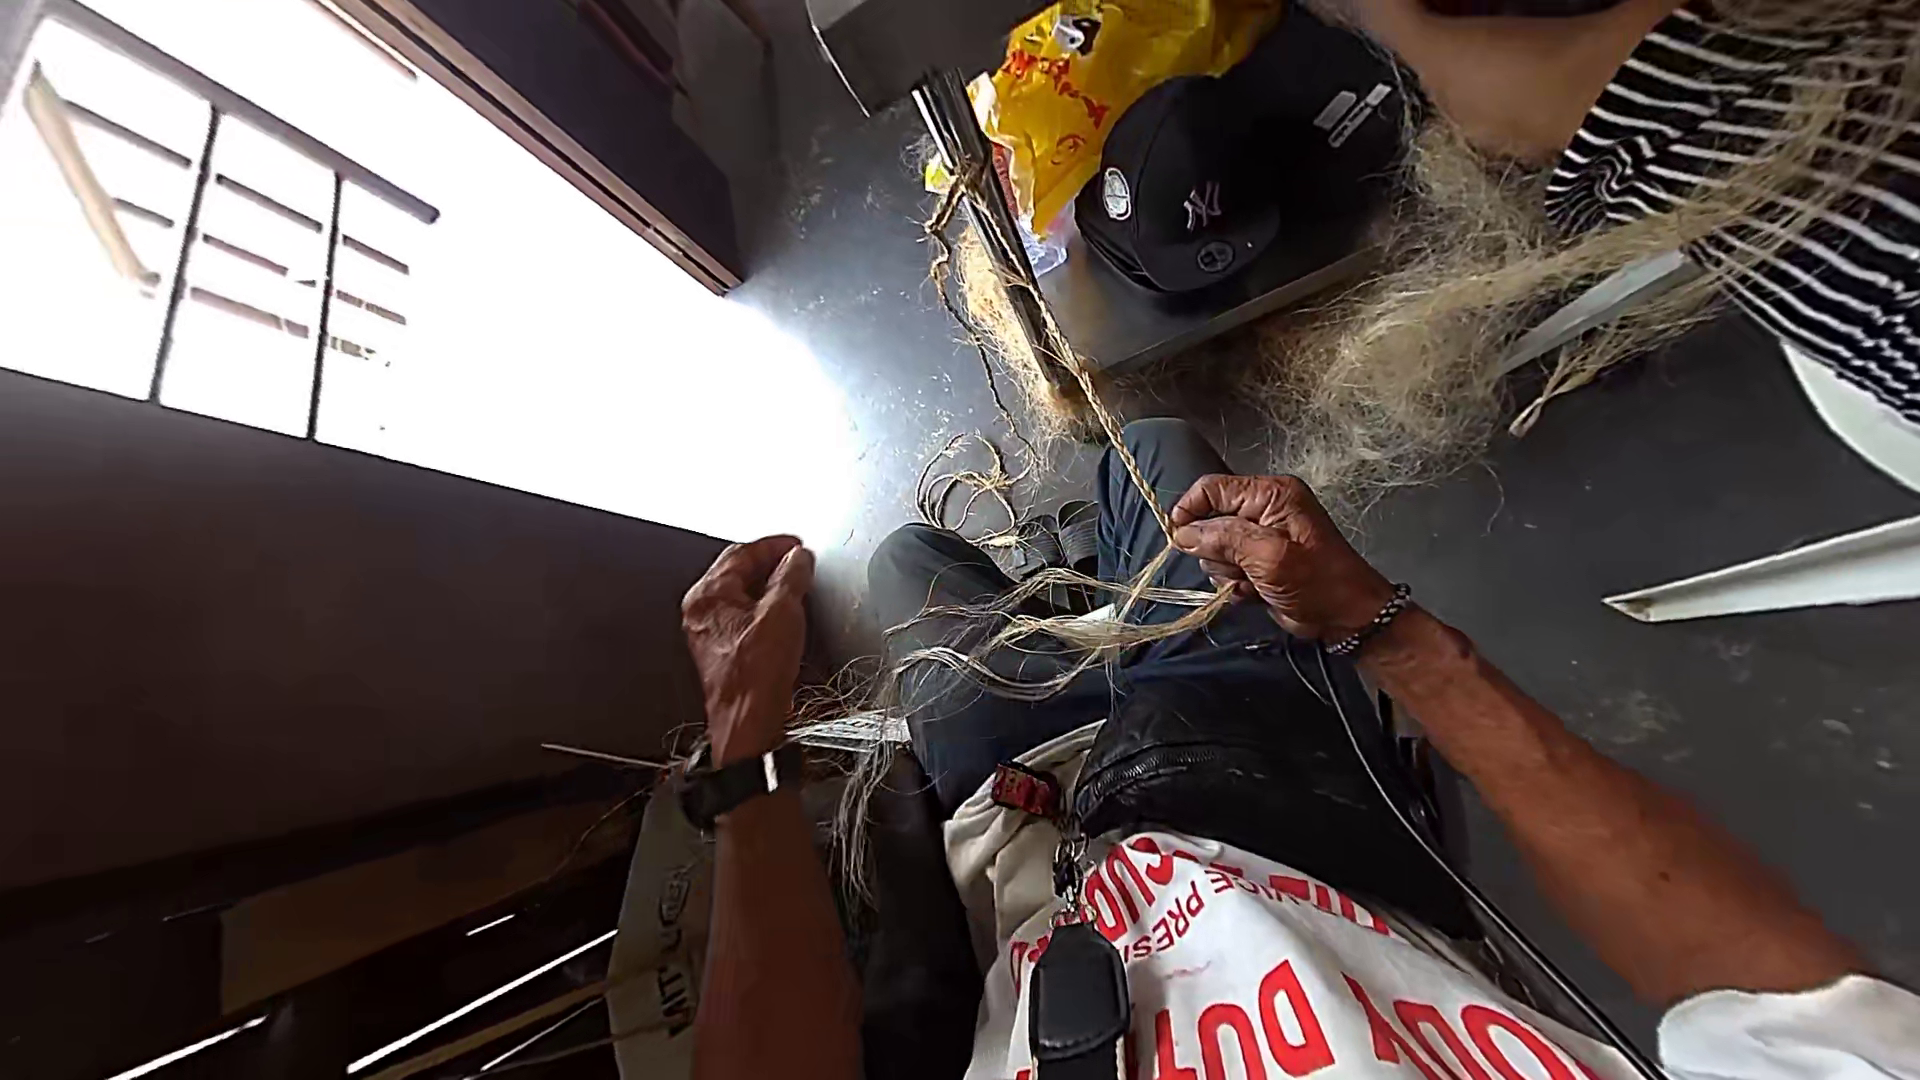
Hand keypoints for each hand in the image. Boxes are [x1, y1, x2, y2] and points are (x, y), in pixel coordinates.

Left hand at [681, 535, 813, 764]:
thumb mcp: (783, 612)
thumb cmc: (755, 674)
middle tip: (800, 562)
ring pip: (744, 594)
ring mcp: (712, 631)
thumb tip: (798, 558)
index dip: (774, 545)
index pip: (741, 552)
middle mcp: (703, 612)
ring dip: (772, 585)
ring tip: (799, 585)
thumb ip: (791, 576)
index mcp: (708, 596)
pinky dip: (767, 606)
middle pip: (739, 571)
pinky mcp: (726, 648)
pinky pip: (747, 614)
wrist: (749, 720)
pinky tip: (787, 612)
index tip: (796, 545)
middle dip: (773, 563)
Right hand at [1169, 474, 1394, 642]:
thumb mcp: (1269, 554)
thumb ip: (1223, 538)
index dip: (1189, 510)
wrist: (1346, 619)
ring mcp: (1257, 536)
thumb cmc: (1317, 582)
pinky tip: (1254, 589)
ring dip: (1225, 570)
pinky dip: (1232, 582)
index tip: (1179, 539)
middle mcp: (1261, 509)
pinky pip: (1222, 567)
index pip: (1210, 488)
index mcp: (1269, 494)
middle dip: (1214, 549)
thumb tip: (1181, 534)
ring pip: (1210, 548)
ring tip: (1252, 580)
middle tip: (1240, 567)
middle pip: (1207, 520)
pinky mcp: (1254, 560)